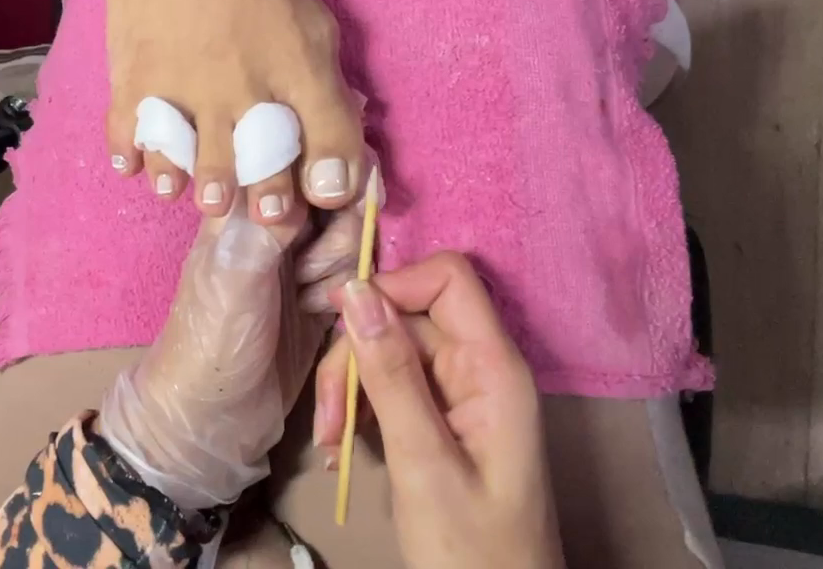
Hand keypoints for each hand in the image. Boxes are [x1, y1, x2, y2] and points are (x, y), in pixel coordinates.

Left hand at [96, 203, 331, 508]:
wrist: (211, 417)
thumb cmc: (213, 337)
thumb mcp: (236, 271)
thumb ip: (275, 220)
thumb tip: (321, 173)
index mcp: (246, 202)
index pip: (302, 161)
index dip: (331, 175)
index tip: (336, 206)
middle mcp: (275, 223)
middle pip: (339, 199)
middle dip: (337, 237)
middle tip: (305, 275)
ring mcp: (299, 261)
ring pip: (352, 241)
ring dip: (339, 272)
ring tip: (306, 302)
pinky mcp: (320, 296)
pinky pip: (356, 278)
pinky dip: (346, 296)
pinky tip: (321, 318)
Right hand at [104, 0, 363, 229]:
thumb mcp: (315, 11)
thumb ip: (323, 75)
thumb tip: (334, 117)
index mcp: (301, 75)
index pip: (328, 156)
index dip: (327, 186)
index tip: (314, 195)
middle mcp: (246, 96)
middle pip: (256, 175)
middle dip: (261, 202)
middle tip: (251, 207)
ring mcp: (184, 89)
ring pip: (191, 169)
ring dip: (194, 186)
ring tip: (192, 191)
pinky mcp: (133, 72)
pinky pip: (129, 135)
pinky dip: (132, 156)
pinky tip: (135, 164)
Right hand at [315, 252, 564, 568]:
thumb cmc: (472, 552)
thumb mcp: (423, 463)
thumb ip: (390, 374)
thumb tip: (355, 290)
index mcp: (493, 368)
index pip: (447, 279)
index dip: (395, 286)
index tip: (345, 321)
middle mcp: (477, 367)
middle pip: (405, 316)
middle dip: (357, 354)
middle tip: (329, 418)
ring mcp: (456, 391)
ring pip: (388, 347)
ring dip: (349, 384)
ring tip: (332, 440)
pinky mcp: (437, 414)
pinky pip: (388, 381)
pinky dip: (359, 404)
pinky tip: (343, 443)